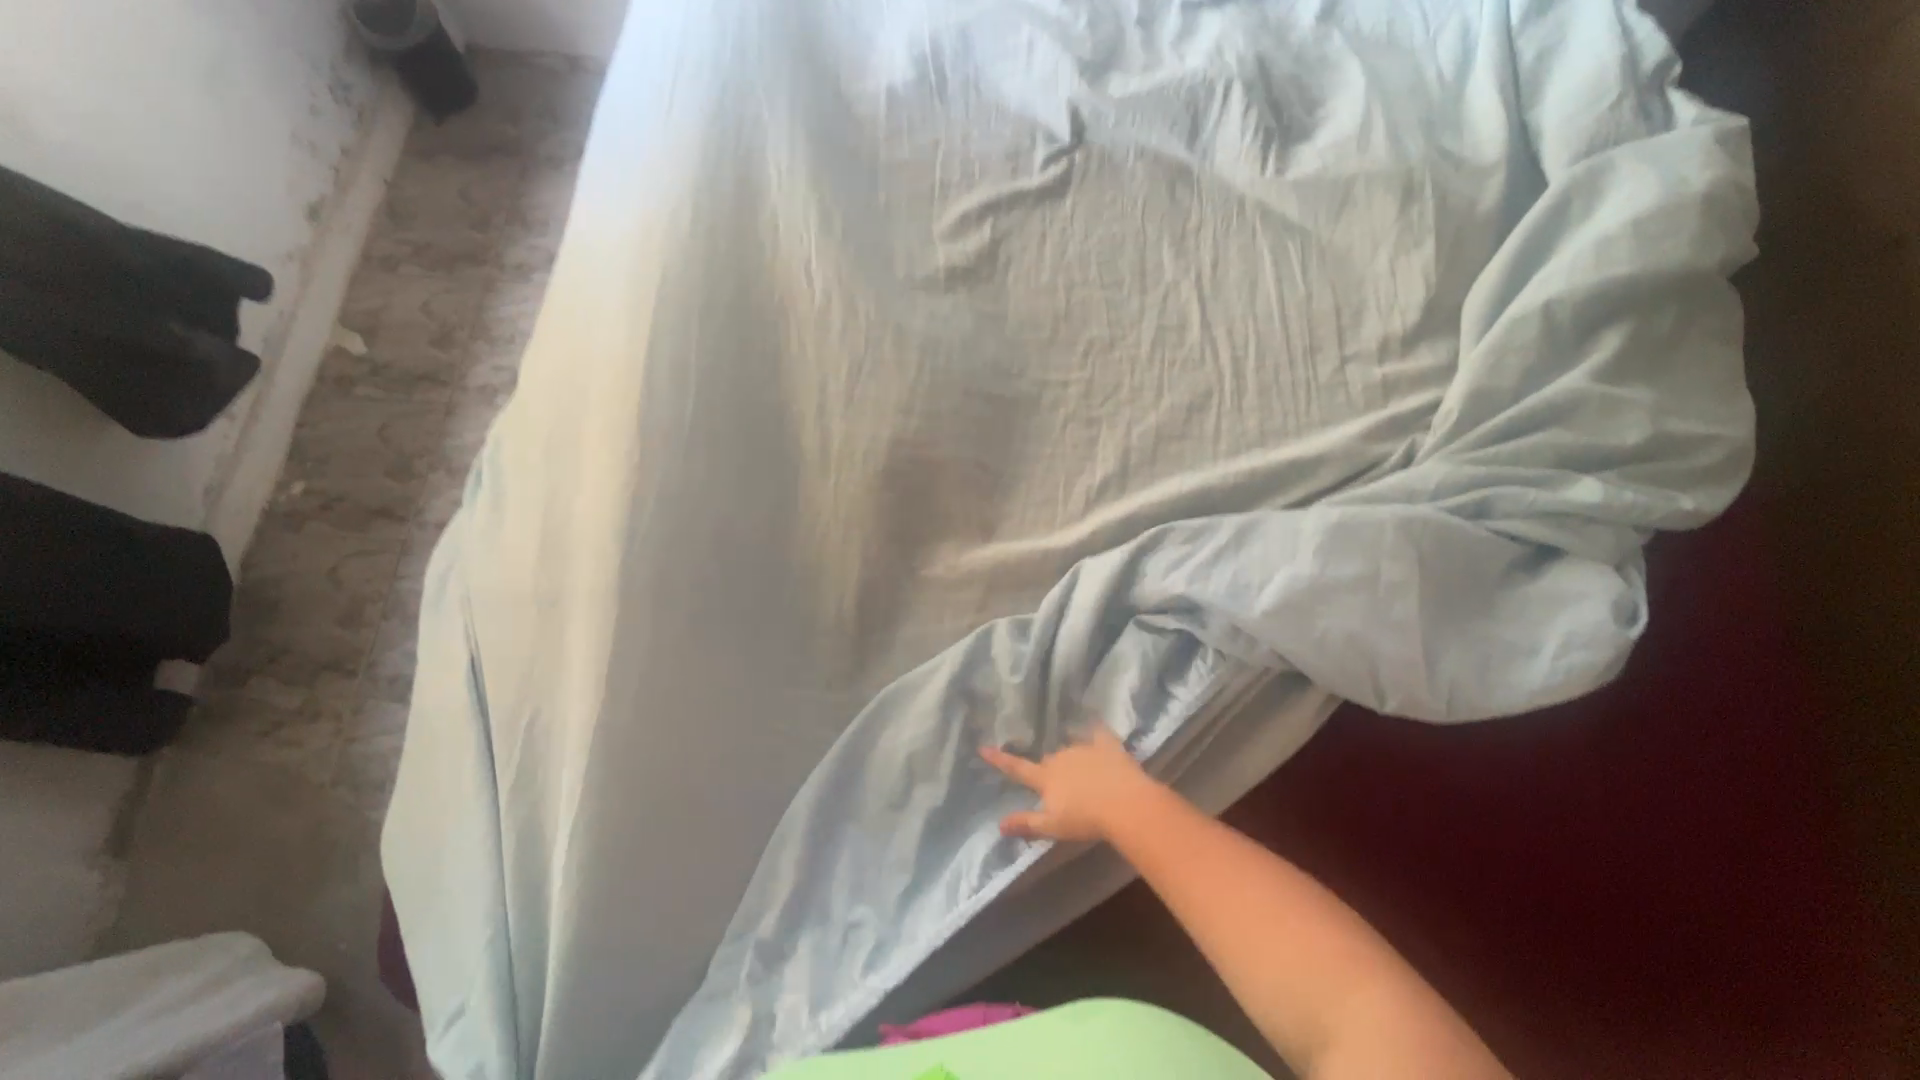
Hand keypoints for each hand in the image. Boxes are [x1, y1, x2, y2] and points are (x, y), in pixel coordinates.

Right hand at [980, 725, 1160, 842]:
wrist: (1125, 803)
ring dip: (1071, 757)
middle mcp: (1061, 758)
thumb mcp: (1052, 827)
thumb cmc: (1086, 819)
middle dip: (1049, 769)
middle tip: (1058, 784)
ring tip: (1083, 770)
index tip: (983, 748)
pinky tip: (1096, 728)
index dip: (999, 760)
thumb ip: (1026, 823)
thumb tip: (999, 824)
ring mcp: (1084, 748)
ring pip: (1071, 748)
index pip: (1017, 768)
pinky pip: (1098, 732)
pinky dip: (1095, 731)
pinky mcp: (1108, 745)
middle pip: (1048, 760)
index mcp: (1046, 778)